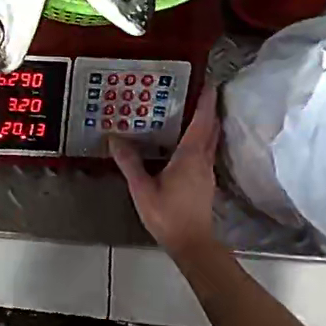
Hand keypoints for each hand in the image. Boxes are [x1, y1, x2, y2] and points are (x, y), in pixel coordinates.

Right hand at [110, 85, 220, 258]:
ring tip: (191, 111)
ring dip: (205, 123)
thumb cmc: (168, 216)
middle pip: (210, 127)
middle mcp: (203, 160)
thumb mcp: (142, 189)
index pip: (202, 121)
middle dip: (207, 108)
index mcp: (191, 156)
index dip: (206, 100)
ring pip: (210, 140)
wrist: (192, 244)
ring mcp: (207, 171)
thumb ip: (130, 162)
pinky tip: (186, 142)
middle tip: (198, 90)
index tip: (208, 81)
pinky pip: (205, 152)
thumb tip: (115, 137)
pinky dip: (200, 139)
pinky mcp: (205, 182)